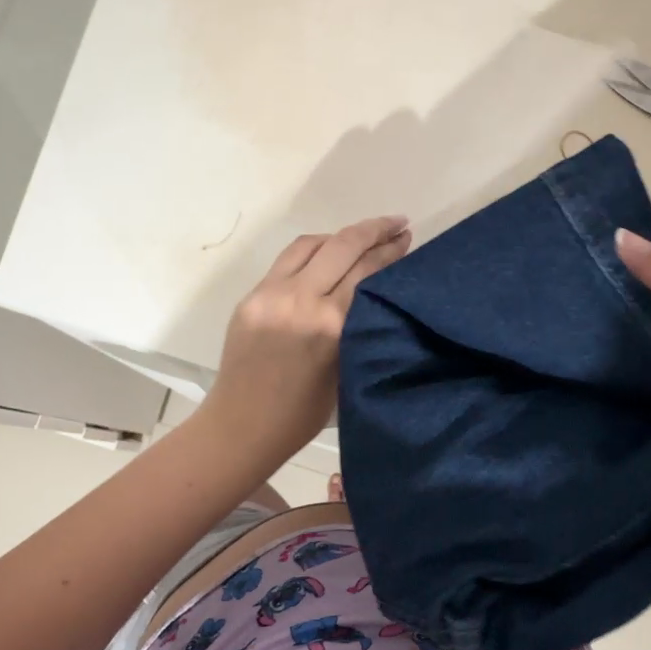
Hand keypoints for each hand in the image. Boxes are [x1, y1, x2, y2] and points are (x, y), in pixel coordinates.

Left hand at [201, 216, 411, 460]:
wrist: (242, 425)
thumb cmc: (302, 415)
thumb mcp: (344, 370)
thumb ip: (357, 326)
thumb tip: (376, 293)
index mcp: (331, 325)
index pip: (367, 271)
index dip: (391, 250)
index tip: (408, 238)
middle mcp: (301, 300)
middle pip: (343, 246)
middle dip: (374, 230)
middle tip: (397, 224)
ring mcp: (272, 294)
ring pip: (312, 245)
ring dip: (341, 236)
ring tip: (363, 236)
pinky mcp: (252, 296)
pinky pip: (288, 261)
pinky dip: (313, 251)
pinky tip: (327, 255)